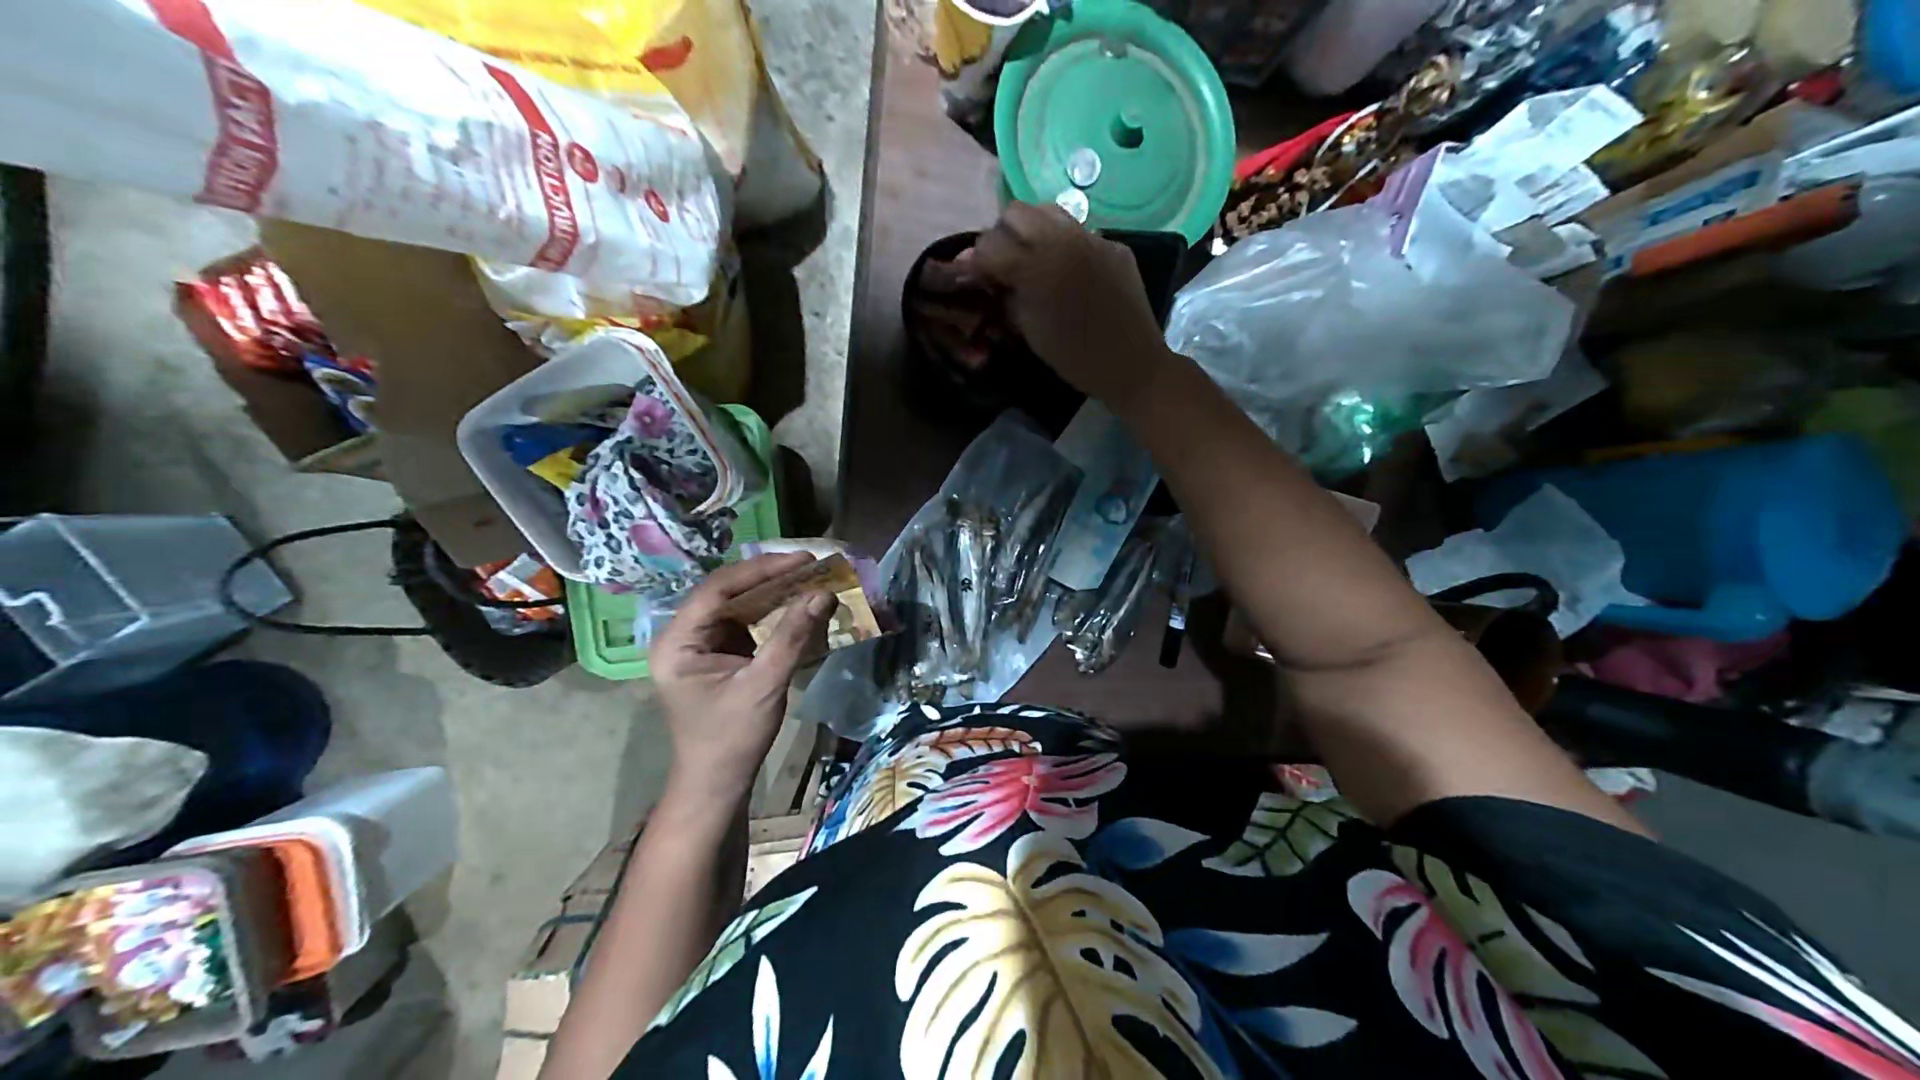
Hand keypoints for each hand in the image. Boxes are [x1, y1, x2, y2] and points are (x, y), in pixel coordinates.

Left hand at [650, 554, 834, 795]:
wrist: (718, 782)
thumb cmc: (732, 738)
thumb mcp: (764, 685)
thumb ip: (792, 637)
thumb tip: (823, 594)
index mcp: (677, 641)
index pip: (718, 589)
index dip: (760, 570)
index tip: (802, 560)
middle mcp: (682, 635)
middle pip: (727, 592)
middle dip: (770, 578)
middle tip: (811, 566)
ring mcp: (699, 644)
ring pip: (738, 604)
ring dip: (774, 592)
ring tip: (810, 579)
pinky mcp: (717, 654)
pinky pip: (745, 622)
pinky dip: (773, 613)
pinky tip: (799, 605)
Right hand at [966, 202, 1170, 402]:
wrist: (1131, 364)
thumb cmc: (1074, 357)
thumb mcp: (1028, 330)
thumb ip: (1005, 297)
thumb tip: (986, 278)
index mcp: (1036, 267)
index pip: (989, 244)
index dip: (975, 261)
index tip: (974, 277)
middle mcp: (1062, 240)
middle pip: (1015, 213)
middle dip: (1002, 236)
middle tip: (1003, 264)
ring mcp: (1091, 238)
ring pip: (1048, 210)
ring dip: (1032, 230)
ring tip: (1032, 258)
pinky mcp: (1112, 244)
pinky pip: (1078, 230)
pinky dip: (1062, 243)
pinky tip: (1066, 269)